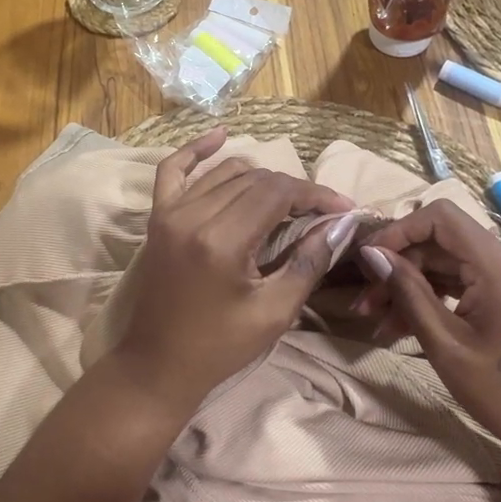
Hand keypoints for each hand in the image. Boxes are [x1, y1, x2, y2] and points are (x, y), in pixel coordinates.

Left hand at [111, 127, 360, 409]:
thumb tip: (339, 224)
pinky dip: (196, 151)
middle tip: (320, 212)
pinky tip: (220, 135)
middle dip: (293, 190)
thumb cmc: (219, 347)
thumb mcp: (274, 312)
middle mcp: (192, 215)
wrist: (157, 366)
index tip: (343, 208)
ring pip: (224, 173)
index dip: (315, 195)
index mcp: (222, 240)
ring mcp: (169, 213)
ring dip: (259, 178)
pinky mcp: (157, 219)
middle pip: (254, 179)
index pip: (278, 193)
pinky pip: (173, 171)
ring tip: (287, 200)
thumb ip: (307, 261)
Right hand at [356, 200, 500, 466]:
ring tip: (379, 319)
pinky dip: (439, 294)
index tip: (367, 258)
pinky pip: (470, 277)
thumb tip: (371, 253)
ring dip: (414, 284)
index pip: (441, 217)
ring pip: (453, 261)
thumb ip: (408, 291)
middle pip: (443, 242)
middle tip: (365, 303)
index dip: (398, 230)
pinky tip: (408, 320)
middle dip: (400, 267)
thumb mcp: (445, 344)